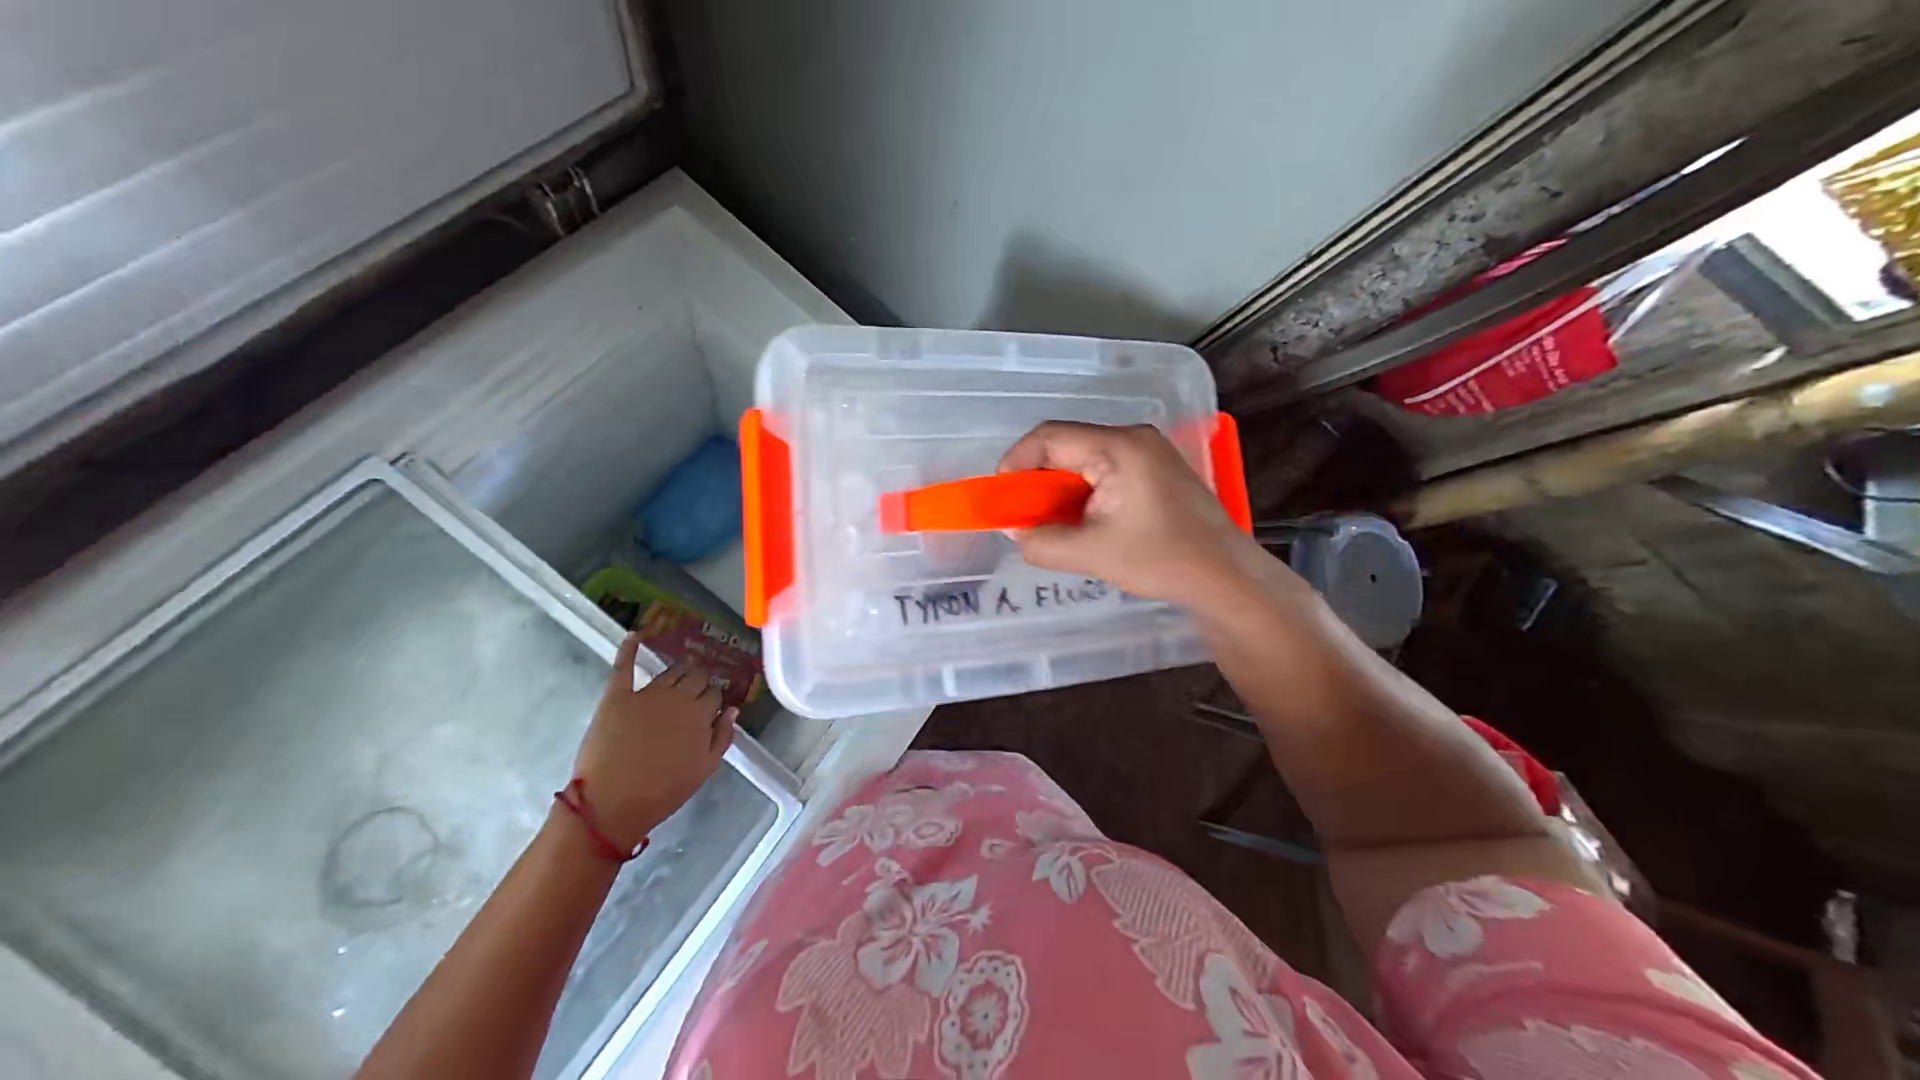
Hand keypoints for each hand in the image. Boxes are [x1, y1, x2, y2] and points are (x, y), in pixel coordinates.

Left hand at [570, 634, 735, 849]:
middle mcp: (677, 697)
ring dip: (679, 668)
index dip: (715, 697)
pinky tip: (635, 635)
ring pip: (670, 671)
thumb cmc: (663, 792)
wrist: (610, 804)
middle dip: (701, 679)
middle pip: (696, 677)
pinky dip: (629, 648)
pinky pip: (624, 666)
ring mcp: (646, 694)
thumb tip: (732, 710)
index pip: (715, 694)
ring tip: (682, 669)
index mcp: (700, 715)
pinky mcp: (616, 696)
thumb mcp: (704, 769)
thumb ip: (722, 737)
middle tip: (698, 686)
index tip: (713, 703)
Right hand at [997, 421, 1293, 607]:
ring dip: (1061, 490)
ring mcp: (1149, 452)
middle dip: (1038, 480)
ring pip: (1085, 460)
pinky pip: (1105, 470)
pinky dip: (1084, 493)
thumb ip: (1042, 541)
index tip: (1003, 497)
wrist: (1226, 577)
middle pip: (1067, 446)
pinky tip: (1082, 522)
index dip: (1016, 462)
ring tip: (1051, 523)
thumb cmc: (1162, 559)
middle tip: (1024, 515)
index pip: (1050, 438)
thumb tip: (1014, 530)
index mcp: (1119, 447)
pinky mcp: (1156, 470)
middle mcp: (1134, 438)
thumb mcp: (1092, 553)